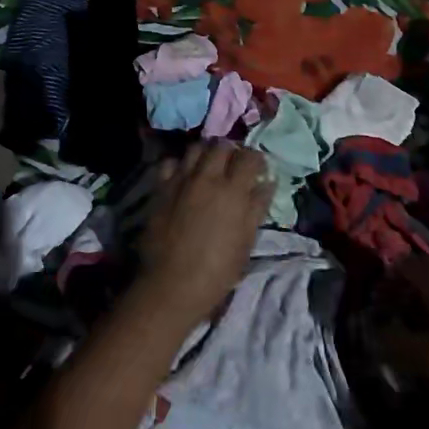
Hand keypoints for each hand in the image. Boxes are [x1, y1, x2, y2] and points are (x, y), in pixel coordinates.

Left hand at [135, 141, 273, 327]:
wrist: (172, 283)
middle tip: (233, 165)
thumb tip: (267, 182)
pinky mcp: (161, 187)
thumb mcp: (246, 241)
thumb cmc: (217, 270)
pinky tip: (184, 176)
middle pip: (221, 146)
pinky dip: (180, 164)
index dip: (256, 159)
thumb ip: (257, 207)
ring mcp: (181, 180)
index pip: (249, 157)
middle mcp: (207, 177)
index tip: (258, 168)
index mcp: (233, 191)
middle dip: (231, 151)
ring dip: (206, 152)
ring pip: (195, 148)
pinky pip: (170, 162)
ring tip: (210, 166)